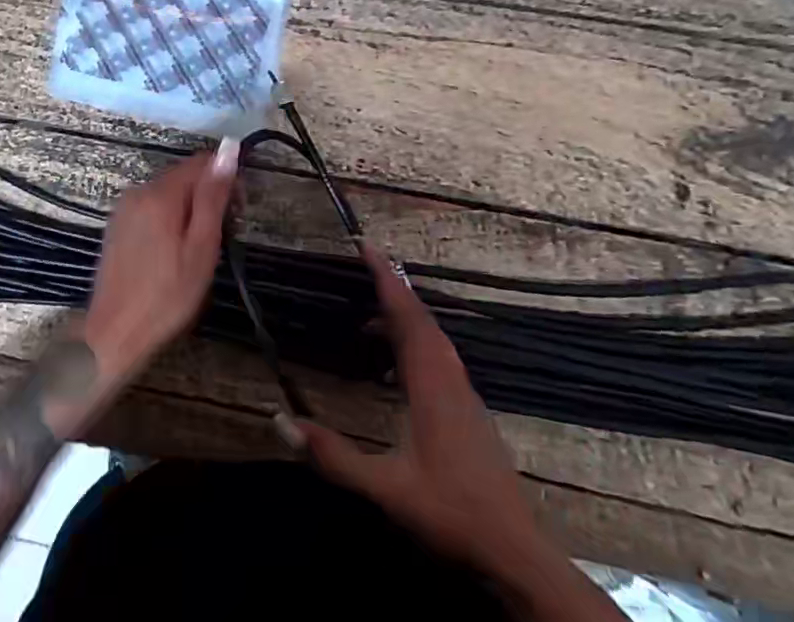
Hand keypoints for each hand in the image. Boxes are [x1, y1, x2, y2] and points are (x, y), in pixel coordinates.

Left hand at [82, 146, 236, 380]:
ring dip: (191, 209)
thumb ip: (213, 196)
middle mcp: (138, 192)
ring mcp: (124, 209)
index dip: (227, 177)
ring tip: (202, 248)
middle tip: (225, 234)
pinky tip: (176, 251)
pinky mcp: (118, 227)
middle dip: (209, 195)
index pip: (202, 162)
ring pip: (169, 193)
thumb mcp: (201, 246)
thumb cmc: (167, 295)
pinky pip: (153, 209)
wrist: (115, 334)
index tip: (239, 210)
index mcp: (160, 194)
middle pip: (184, 176)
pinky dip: (171, 219)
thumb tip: (228, 151)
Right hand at [291, 246, 544, 576]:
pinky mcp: (468, 409)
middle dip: (392, 288)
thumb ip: (333, 456)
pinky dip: (413, 342)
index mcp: (432, 385)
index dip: (386, 278)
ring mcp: (464, 393)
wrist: (514, 547)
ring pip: (433, 338)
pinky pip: (438, 357)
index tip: (366, 245)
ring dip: (403, 316)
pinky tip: (394, 366)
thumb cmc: (451, 512)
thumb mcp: (385, 487)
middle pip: (421, 319)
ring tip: (368, 317)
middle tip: (362, 266)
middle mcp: (450, 378)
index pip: (407, 316)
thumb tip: (279, 419)